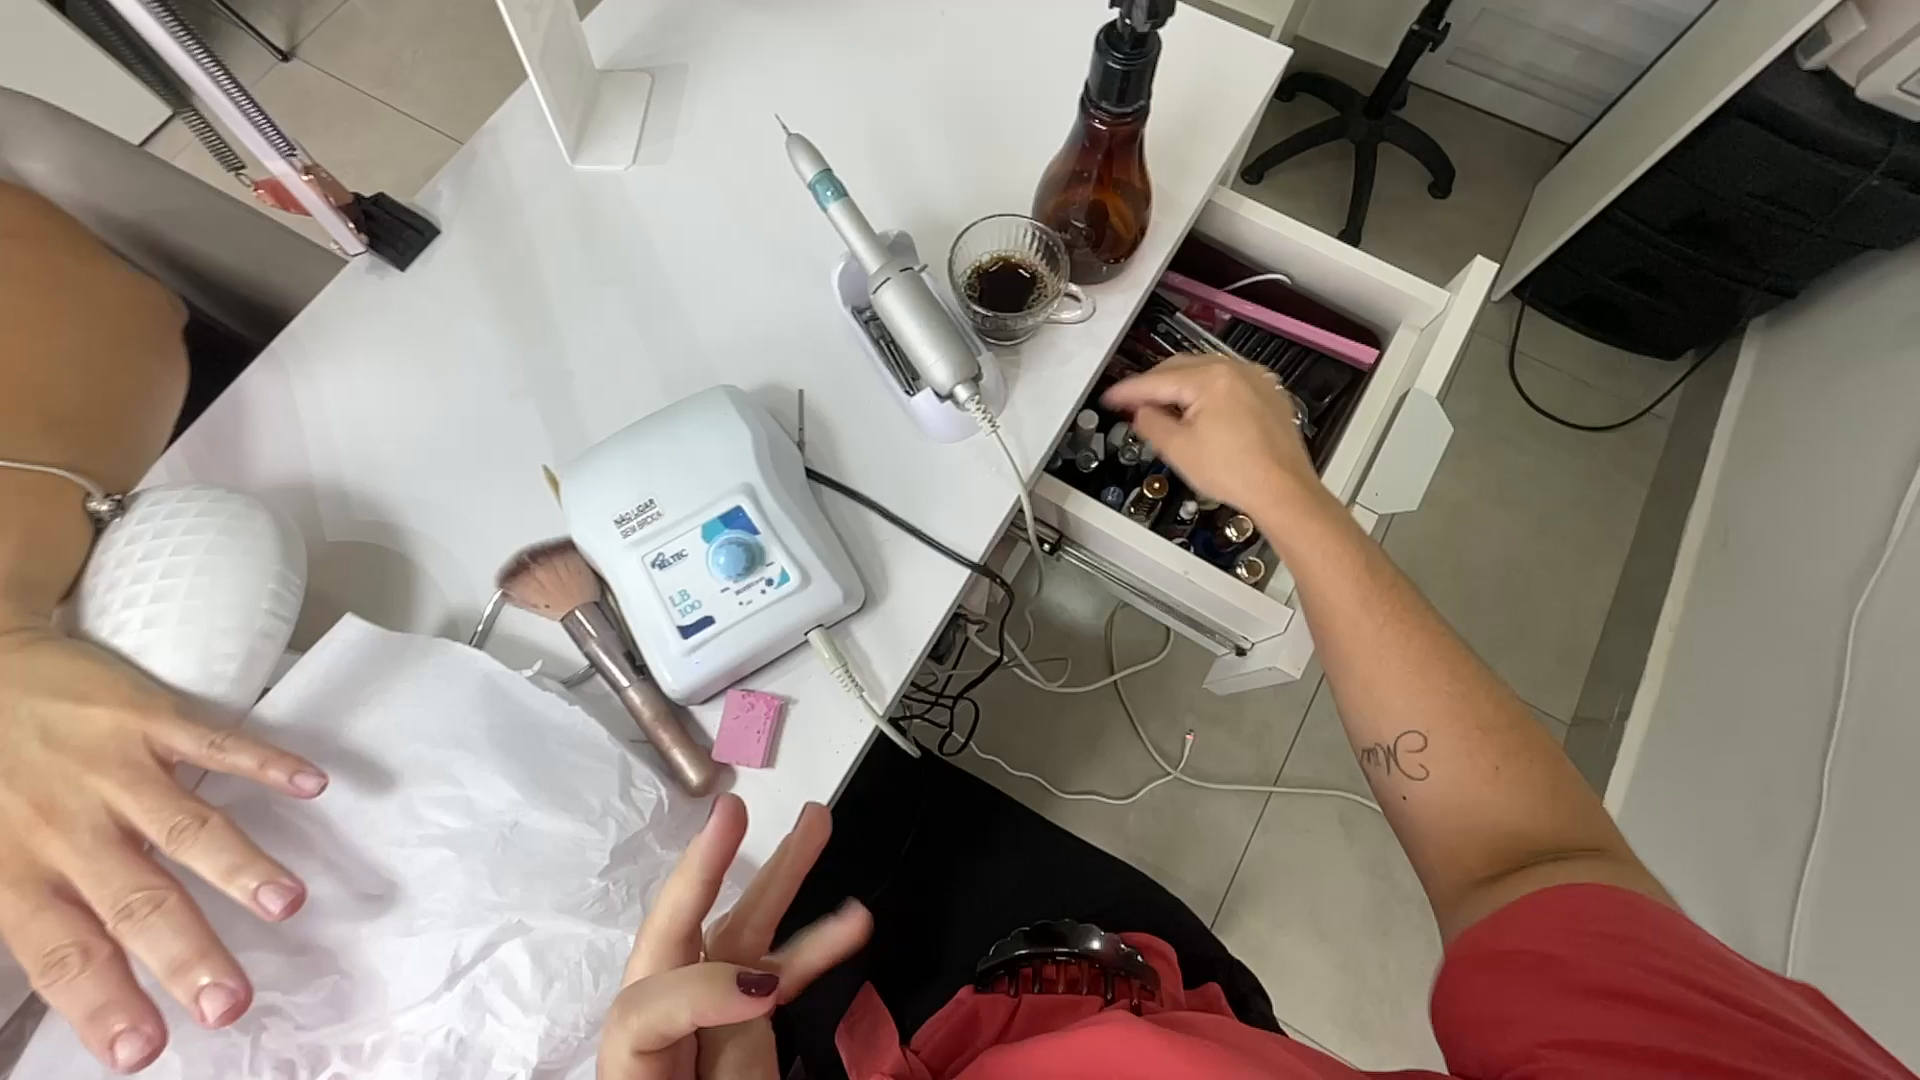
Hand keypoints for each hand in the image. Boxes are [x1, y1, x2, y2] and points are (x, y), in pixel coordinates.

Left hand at [0, 626, 326, 1072]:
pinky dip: (268, 763)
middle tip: (232, 1001)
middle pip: (135, 902)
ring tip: (287, 904)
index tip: (145, 1049)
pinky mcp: (153, 719)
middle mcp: (64, 827)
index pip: (61, 951)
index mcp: (12, 868)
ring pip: (185, 828)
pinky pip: (218, 744)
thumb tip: (72, 967)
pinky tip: (313, 784)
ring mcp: (113, 770)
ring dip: (240, 868)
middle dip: (186, 956)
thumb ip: (24, 899)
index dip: (103, 1001)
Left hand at [599, 794, 869, 1079]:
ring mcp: (708, 1015)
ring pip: (740, 931)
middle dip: (705, 870)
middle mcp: (663, 1026)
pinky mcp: (746, 1018)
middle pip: (676, 936)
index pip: (645, 1009)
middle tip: (731, 813)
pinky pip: (783, 967)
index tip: (767, 999)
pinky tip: (855, 918)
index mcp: (630, 1063)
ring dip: (783, 876)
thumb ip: (715, 1054)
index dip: (702, 991)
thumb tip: (758, 987)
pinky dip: (817, 942)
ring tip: (818, 821)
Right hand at [1102, 353, 1328, 518]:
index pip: (1156, 380)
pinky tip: (1198, 414)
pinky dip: (1206, 393)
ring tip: (1163, 410)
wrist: (1282, 490)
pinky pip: (1227, 383)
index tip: (1112, 397)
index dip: (1127, 391)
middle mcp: (1236, 370)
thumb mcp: (1177, 450)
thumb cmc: (1241, 473)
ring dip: (1179, 388)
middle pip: (1180, 368)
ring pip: (1204, 373)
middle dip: (1153, 386)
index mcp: (1211, 379)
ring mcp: (1256, 380)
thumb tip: (1140, 412)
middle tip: (1132, 404)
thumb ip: (1150, 423)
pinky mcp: (1268, 393)